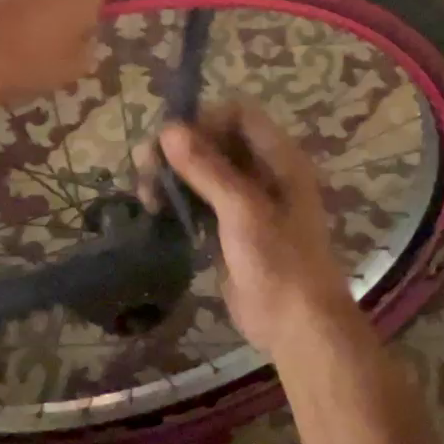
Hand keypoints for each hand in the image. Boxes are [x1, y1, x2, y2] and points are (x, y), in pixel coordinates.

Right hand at [158, 101, 356, 358]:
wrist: (298, 329)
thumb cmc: (279, 262)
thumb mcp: (243, 211)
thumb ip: (206, 168)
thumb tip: (167, 129)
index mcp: (278, 159)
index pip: (239, 114)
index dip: (205, 119)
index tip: (173, 140)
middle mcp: (263, 172)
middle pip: (215, 139)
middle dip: (179, 148)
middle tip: (146, 166)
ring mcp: (246, 201)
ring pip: (203, 169)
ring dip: (172, 174)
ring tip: (145, 193)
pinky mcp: (230, 228)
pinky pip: (199, 199)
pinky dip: (177, 199)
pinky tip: (155, 211)